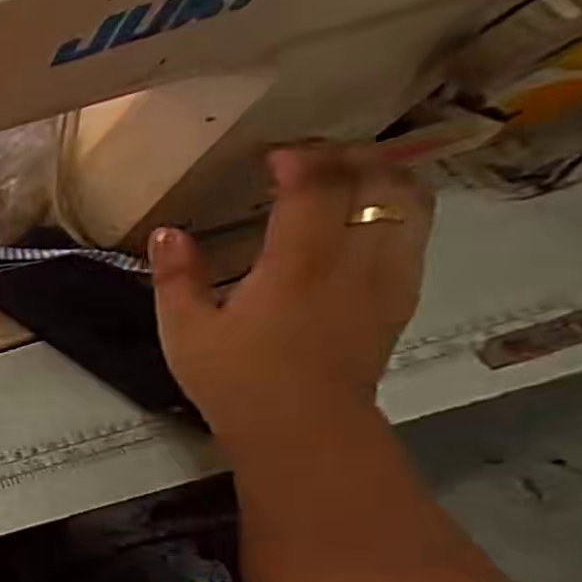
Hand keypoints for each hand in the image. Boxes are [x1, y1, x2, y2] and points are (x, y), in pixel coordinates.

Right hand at [149, 145, 434, 449]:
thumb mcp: (185, 331)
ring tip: (346, 172)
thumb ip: (176, 278)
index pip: (315, 187)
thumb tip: (166, 232)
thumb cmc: (234, 379)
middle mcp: (354, 259)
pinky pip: (415, 229)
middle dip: (347, 156)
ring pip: (410, 198)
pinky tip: (367, 214)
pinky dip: (397, 204)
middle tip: (311, 156)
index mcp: (297, 265)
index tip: (272, 155)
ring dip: (382, 173)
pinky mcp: (400, 293)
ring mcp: (388, 275)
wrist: (301, 426)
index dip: (298, 159)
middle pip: (377, 179)